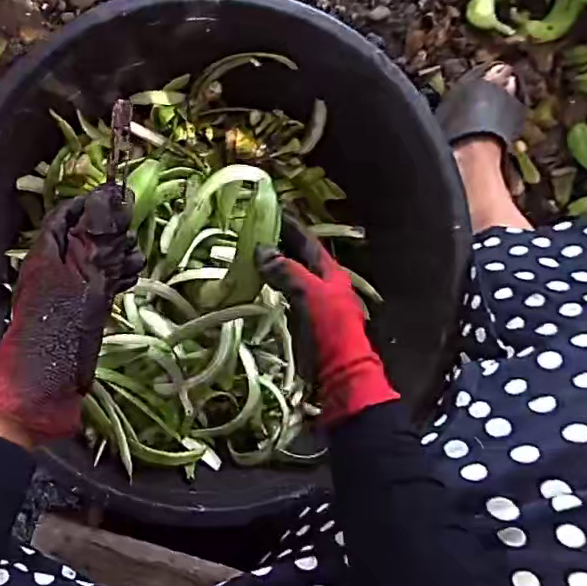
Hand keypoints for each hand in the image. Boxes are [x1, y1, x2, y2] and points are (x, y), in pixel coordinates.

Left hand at [0, 184, 143, 445]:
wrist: (49, 378)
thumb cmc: (61, 323)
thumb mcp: (84, 272)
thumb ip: (98, 234)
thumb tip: (112, 194)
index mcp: (45, 253)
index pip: (65, 214)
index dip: (91, 205)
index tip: (120, 204)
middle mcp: (54, 266)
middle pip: (84, 235)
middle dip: (110, 234)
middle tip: (130, 239)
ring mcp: (68, 287)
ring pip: (96, 259)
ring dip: (117, 257)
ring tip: (133, 262)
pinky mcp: (79, 307)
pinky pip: (99, 281)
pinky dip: (115, 278)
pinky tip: (129, 279)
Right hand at [259, 223, 396, 425]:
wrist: (340, 377)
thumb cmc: (329, 332)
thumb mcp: (309, 295)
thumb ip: (286, 270)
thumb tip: (261, 248)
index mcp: (329, 272)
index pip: (306, 240)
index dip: (289, 224)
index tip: (267, 208)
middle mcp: (322, 283)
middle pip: (297, 256)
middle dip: (276, 242)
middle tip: (249, 229)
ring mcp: (312, 303)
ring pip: (288, 275)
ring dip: (270, 264)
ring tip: (246, 253)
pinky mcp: (301, 321)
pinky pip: (281, 295)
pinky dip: (267, 285)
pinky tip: (253, 285)